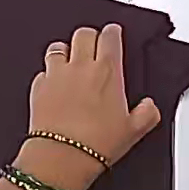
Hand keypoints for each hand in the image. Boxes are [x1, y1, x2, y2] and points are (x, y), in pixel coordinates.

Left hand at [22, 24, 160, 189]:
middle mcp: (80, 67)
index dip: (113, 32)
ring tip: (71, 60)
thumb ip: (147, 113)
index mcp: (107, 71)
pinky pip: (42, 70)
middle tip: (94, 46)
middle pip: (83, 33)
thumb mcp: (135, 130)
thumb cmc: (96, 143)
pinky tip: (54, 84)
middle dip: (91, 36)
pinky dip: (49, 74)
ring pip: (58, 46)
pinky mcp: (38, 88)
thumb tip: (150, 107)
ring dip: (66, 50)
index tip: (114, 34)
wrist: (62, 157)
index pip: (110, 36)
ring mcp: (56, 75)